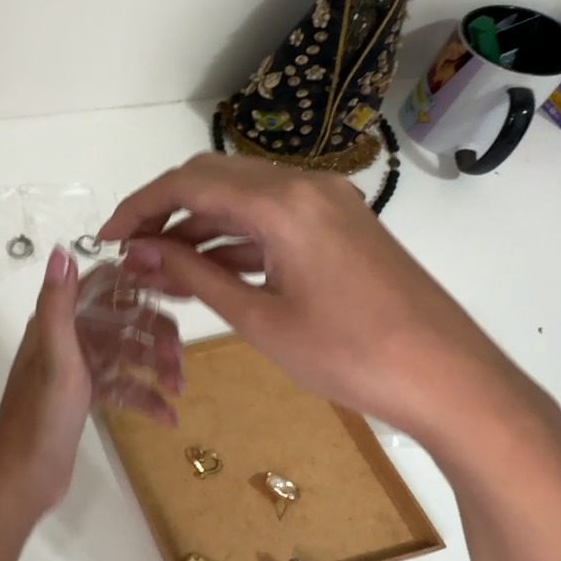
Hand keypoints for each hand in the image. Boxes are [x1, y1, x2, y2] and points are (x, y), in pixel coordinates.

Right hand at [99, 153, 538, 442]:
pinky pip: (269, 215)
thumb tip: (138, 251)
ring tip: (158, 268)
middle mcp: (304, 186)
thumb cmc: (349, 356)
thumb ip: (192, 274)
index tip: (106, 239)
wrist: (454, 382)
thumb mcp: (258, 317)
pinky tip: (204, 270)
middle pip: (210, 178)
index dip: (137, 208)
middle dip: (162, 210)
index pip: (186, 185)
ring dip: (195, 225)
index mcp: (282, 204)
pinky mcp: (340, 224)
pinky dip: (231, 237)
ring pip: (239, 196)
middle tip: (130, 251)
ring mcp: (327, 202)